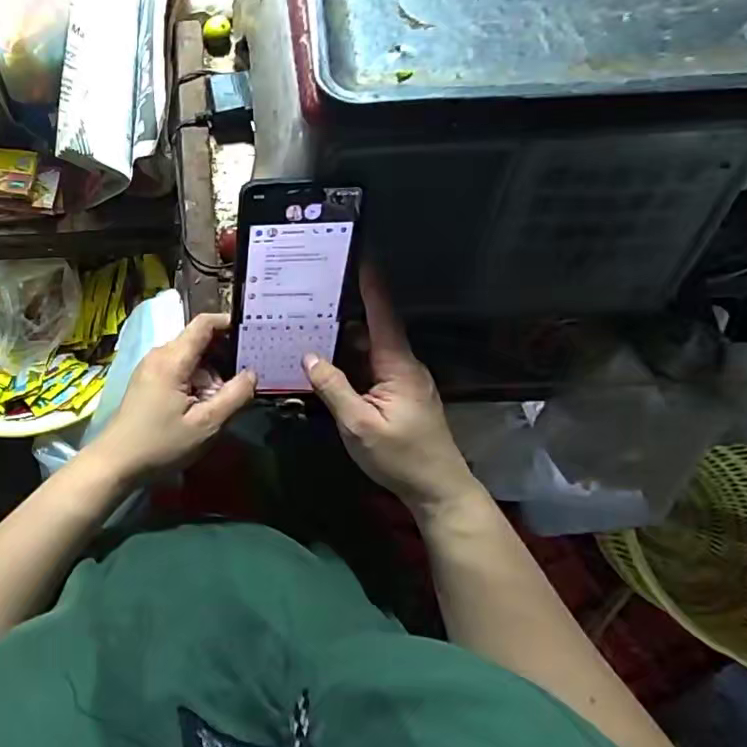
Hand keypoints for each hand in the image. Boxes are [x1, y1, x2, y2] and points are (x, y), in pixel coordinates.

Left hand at [86, 313, 255, 483]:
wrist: (116, 461)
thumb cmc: (161, 444)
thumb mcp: (206, 424)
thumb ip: (234, 396)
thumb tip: (252, 373)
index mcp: (171, 359)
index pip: (203, 324)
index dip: (229, 322)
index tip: (253, 333)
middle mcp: (158, 355)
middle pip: (198, 340)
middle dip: (224, 354)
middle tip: (248, 375)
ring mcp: (150, 367)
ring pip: (189, 356)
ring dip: (210, 371)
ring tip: (227, 396)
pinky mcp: (147, 380)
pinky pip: (178, 368)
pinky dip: (195, 378)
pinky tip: (205, 402)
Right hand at [302, 268, 476, 512]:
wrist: (437, 489)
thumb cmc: (401, 457)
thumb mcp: (359, 424)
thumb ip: (333, 388)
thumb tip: (309, 356)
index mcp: (398, 366)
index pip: (383, 315)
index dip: (371, 286)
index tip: (361, 256)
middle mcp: (402, 366)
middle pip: (371, 329)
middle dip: (344, 309)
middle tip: (312, 292)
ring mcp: (401, 381)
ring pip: (368, 349)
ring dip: (341, 337)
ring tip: (309, 321)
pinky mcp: (397, 395)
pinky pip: (368, 367)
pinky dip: (346, 359)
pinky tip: (324, 360)